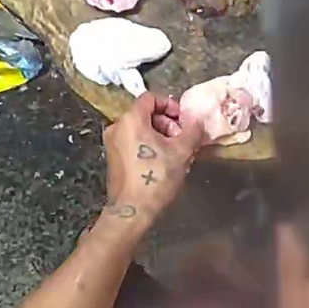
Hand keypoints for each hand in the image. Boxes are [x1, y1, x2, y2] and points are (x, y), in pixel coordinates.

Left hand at [102, 92, 205, 223]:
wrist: (132, 210)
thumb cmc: (157, 177)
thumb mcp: (182, 152)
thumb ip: (192, 130)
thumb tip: (196, 121)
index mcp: (131, 119)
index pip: (151, 98)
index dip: (170, 105)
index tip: (183, 121)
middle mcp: (117, 126)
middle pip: (145, 113)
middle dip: (167, 122)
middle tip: (182, 139)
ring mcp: (112, 142)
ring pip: (140, 128)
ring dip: (160, 135)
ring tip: (175, 152)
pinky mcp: (112, 157)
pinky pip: (133, 141)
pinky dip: (148, 144)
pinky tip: (162, 161)